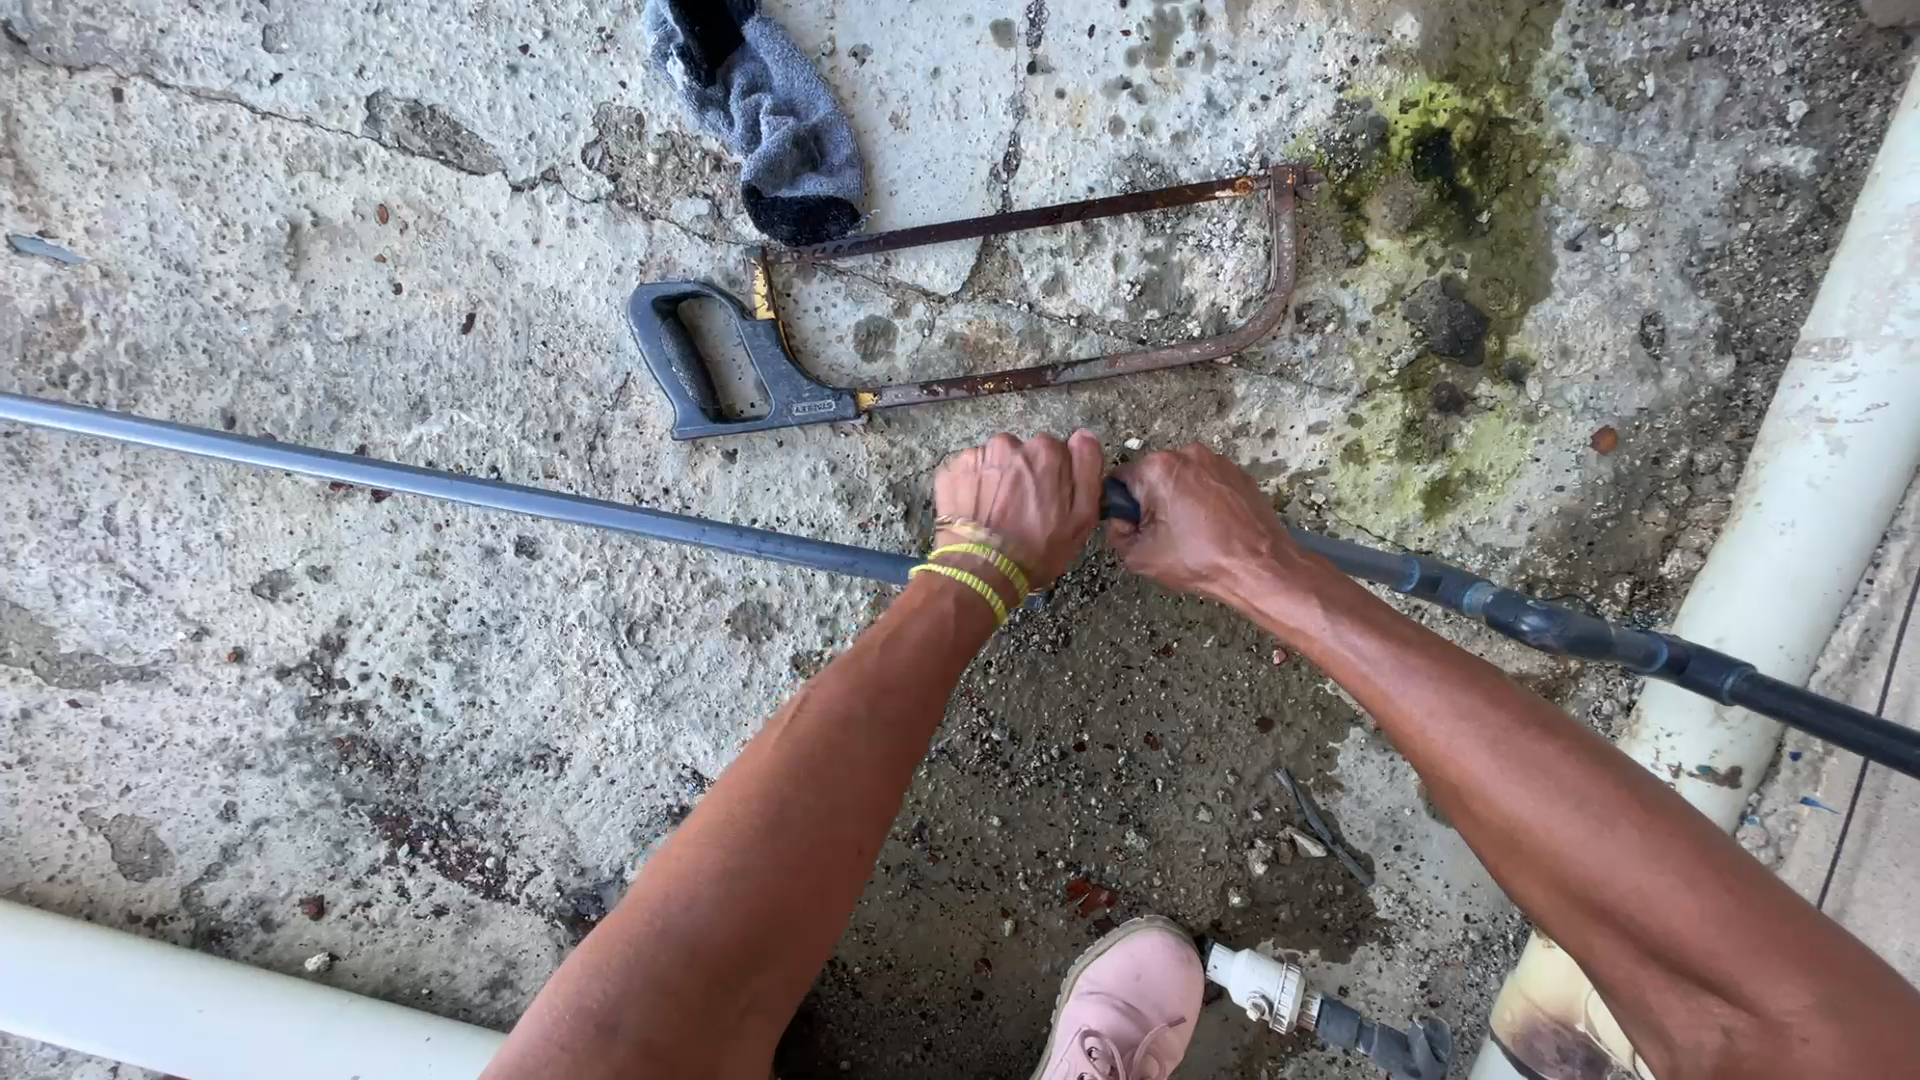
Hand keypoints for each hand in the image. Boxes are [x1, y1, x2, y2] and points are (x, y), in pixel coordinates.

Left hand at [932, 431, 1104, 590]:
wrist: (981, 570)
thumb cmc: (1036, 549)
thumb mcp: (1082, 516)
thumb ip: (1087, 467)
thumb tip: (1084, 436)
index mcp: (1046, 451)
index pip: (1055, 451)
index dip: (1054, 476)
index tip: (1048, 500)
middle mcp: (1010, 445)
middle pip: (1022, 454)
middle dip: (1024, 476)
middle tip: (1021, 511)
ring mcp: (977, 456)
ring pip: (994, 462)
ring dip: (997, 480)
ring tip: (996, 513)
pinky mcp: (952, 470)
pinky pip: (969, 472)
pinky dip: (973, 487)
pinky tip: (977, 512)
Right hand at [1107, 442, 1318, 607]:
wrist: (1259, 566)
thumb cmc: (1201, 559)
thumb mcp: (1139, 556)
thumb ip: (1116, 532)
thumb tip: (1120, 520)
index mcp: (1158, 468)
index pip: (1120, 479)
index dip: (1122, 506)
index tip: (1135, 526)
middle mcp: (1187, 454)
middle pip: (1152, 477)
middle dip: (1152, 502)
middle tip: (1163, 534)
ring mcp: (1216, 461)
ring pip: (1181, 479)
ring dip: (1178, 500)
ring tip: (1191, 532)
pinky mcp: (1238, 473)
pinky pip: (1206, 483)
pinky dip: (1204, 501)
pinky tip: (1211, 527)